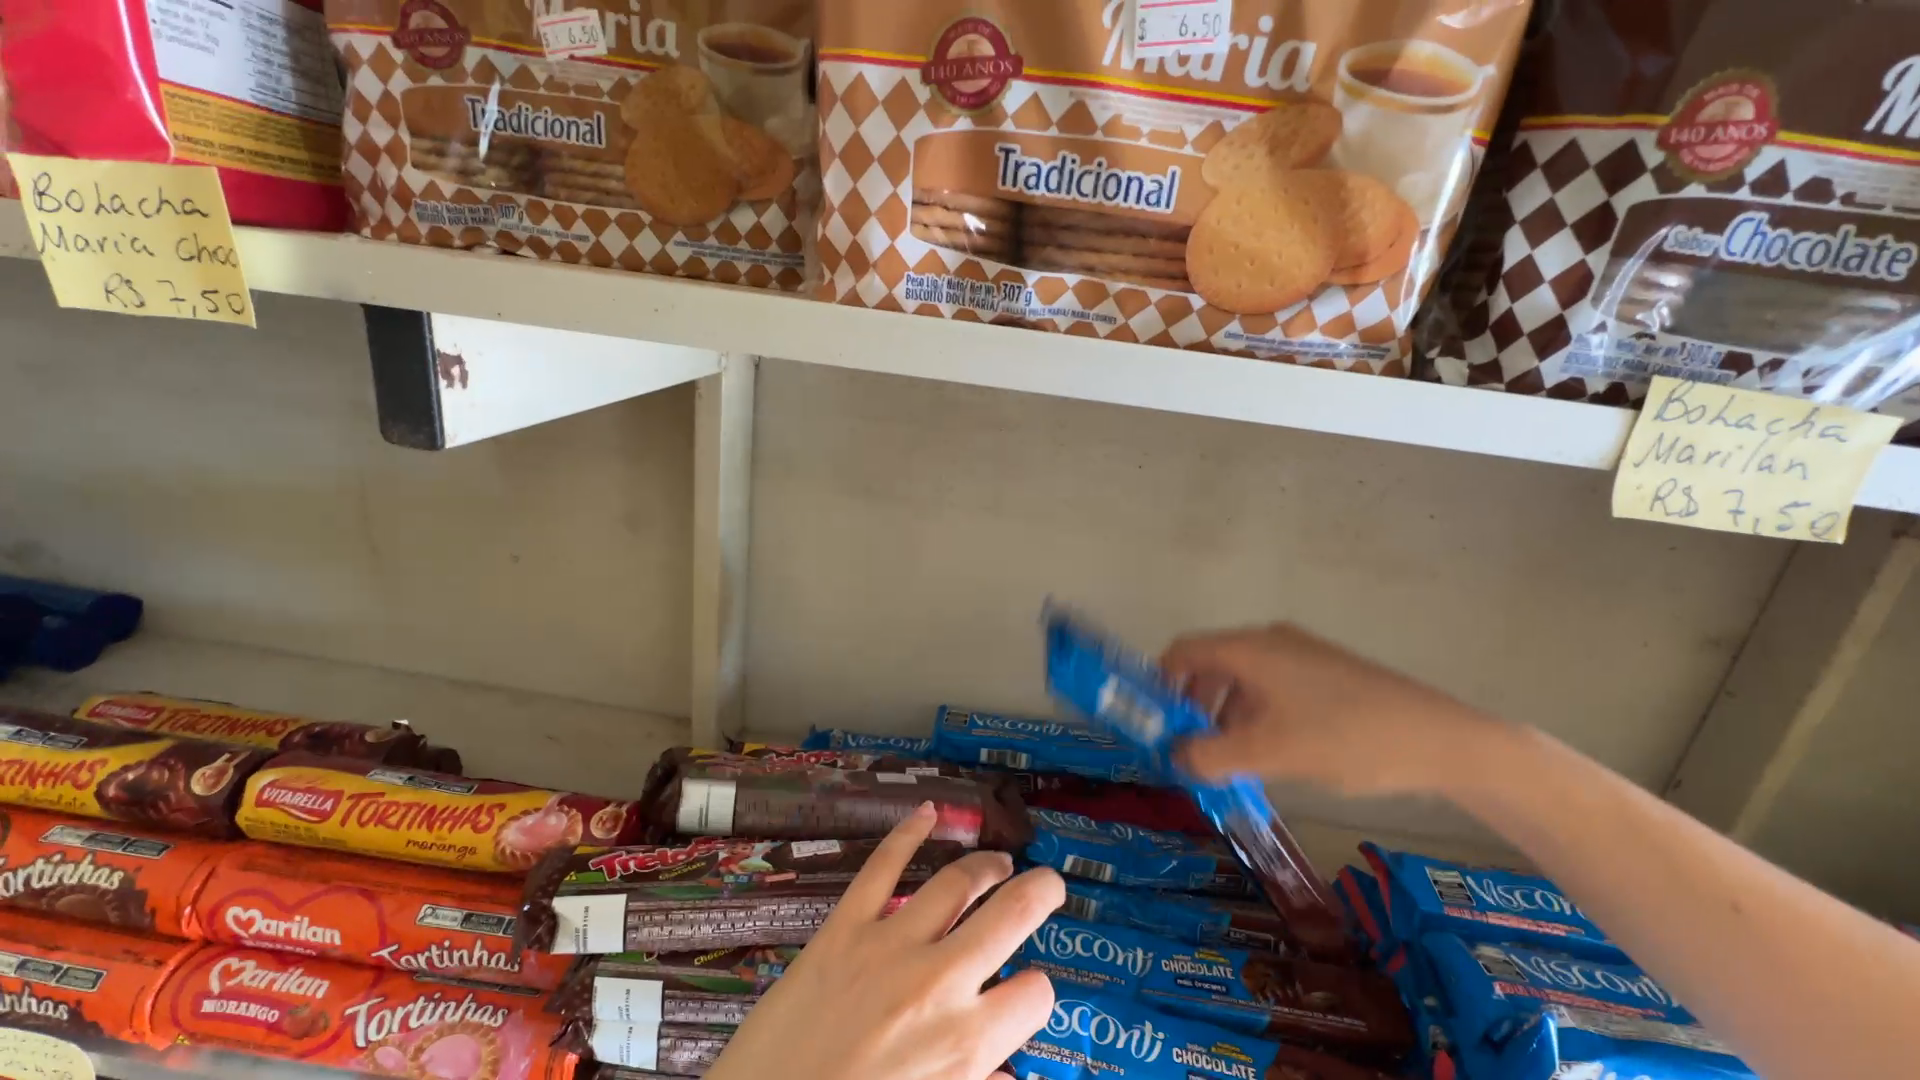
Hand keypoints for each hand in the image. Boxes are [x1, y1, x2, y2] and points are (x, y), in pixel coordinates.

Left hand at [706, 803, 1063, 1079]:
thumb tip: (1009, 1073)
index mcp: (967, 1043)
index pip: (1036, 994)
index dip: (1036, 993)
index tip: (1023, 995)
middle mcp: (940, 982)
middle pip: (1013, 914)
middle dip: (1041, 892)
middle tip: (1049, 884)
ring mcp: (890, 945)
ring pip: (957, 882)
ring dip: (986, 865)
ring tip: (998, 861)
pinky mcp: (844, 927)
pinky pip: (882, 868)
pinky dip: (908, 833)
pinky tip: (928, 811)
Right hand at [1161, 622, 1507, 797]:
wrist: (1439, 740)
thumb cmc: (1344, 738)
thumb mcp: (1268, 753)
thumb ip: (1210, 755)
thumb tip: (1175, 757)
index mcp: (1251, 649)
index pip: (1182, 651)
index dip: (1158, 684)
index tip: (1152, 724)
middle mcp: (1272, 642)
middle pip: (1211, 665)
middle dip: (1192, 706)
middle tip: (1190, 750)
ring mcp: (1303, 656)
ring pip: (1243, 680)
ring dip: (1225, 716)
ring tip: (1231, 762)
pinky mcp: (1328, 674)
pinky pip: (1273, 688)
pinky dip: (1257, 716)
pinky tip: (1272, 755)